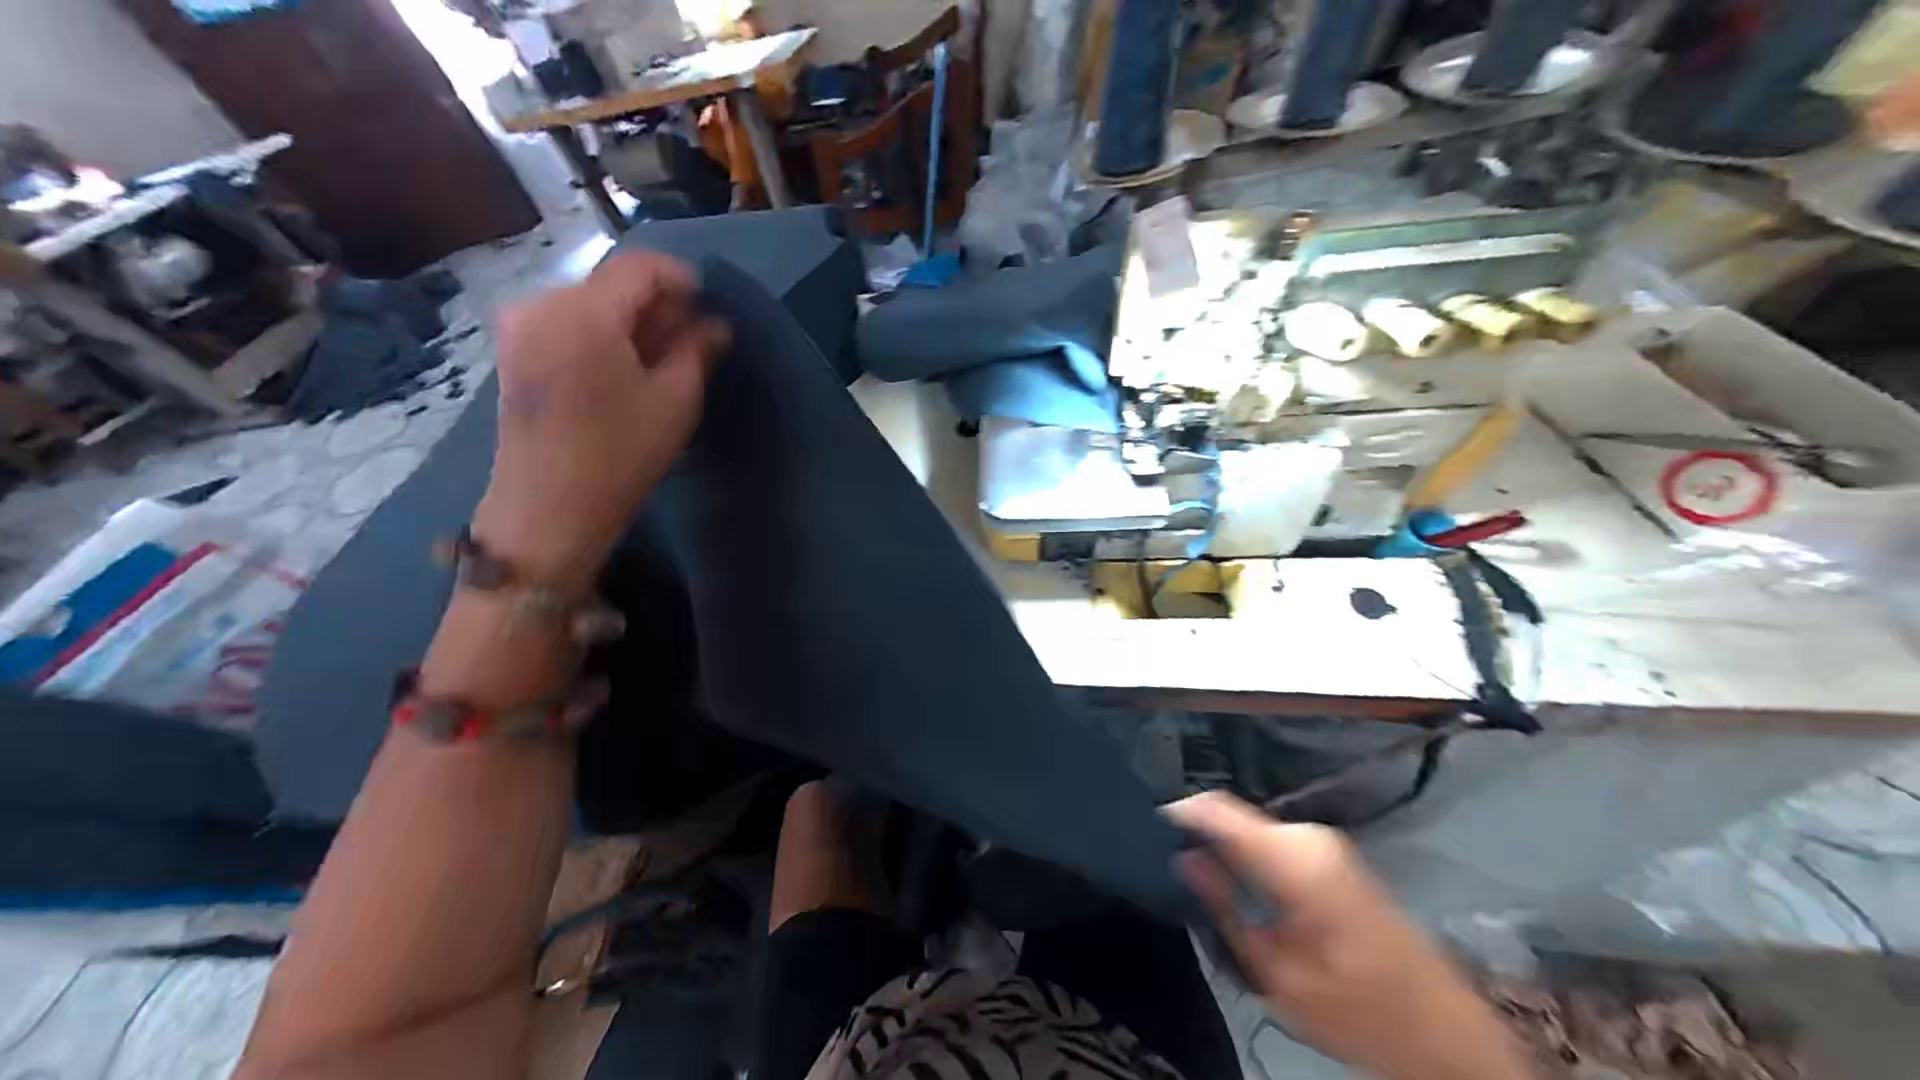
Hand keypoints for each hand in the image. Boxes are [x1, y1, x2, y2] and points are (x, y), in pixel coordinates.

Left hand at [476, 253, 729, 587]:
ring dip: (631, 321)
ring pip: (591, 303)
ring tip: (662, 358)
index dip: (682, 279)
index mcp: (582, 310)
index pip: (639, 267)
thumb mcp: (675, 400)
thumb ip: (698, 350)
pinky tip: (625, 368)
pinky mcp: (515, 350)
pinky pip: (568, 322)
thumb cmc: (621, 454)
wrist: (549, 508)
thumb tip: (717, 325)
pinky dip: (603, 334)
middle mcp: (542, 303)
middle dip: (657, 304)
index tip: (710, 307)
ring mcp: (521, 326)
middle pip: (611, 282)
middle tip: (692, 338)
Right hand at [1168, 792, 1533, 1079]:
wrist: (1446, 1036)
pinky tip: (1244, 895)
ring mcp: (1326, 845)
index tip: (1146, 827)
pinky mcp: (1334, 858)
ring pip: (1251, 833)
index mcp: (1296, 860)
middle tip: (1174, 877)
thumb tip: (1185, 860)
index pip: (1219, 809)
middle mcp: (1310, 838)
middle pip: (1234, 822)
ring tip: (1204, 891)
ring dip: (1226, 854)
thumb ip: (1225, 908)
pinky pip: (1272, 844)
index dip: (1179, 812)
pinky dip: (1250, 860)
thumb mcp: (1278, 974)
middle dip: (1202, 842)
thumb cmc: (1359, 1012)